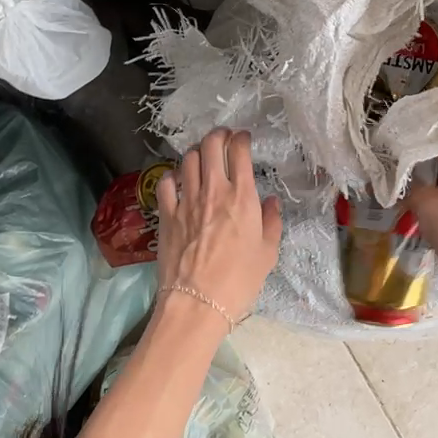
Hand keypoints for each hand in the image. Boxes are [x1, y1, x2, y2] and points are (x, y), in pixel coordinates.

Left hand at [155, 129, 282, 324]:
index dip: (241, 138)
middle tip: (222, 139)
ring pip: (188, 159)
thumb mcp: (267, 253)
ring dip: (197, 153)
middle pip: (210, 145)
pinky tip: (178, 181)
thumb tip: (271, 202)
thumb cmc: (238, 281)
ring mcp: (186, 200)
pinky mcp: (166, 213)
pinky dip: (173, 175)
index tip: (243, 139)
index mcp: (241, 197)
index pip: (239, 151)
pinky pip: (166, 182)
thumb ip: (272, 222)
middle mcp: (213, 190)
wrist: (197, 302)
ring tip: (202, 158)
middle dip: (218, 136)